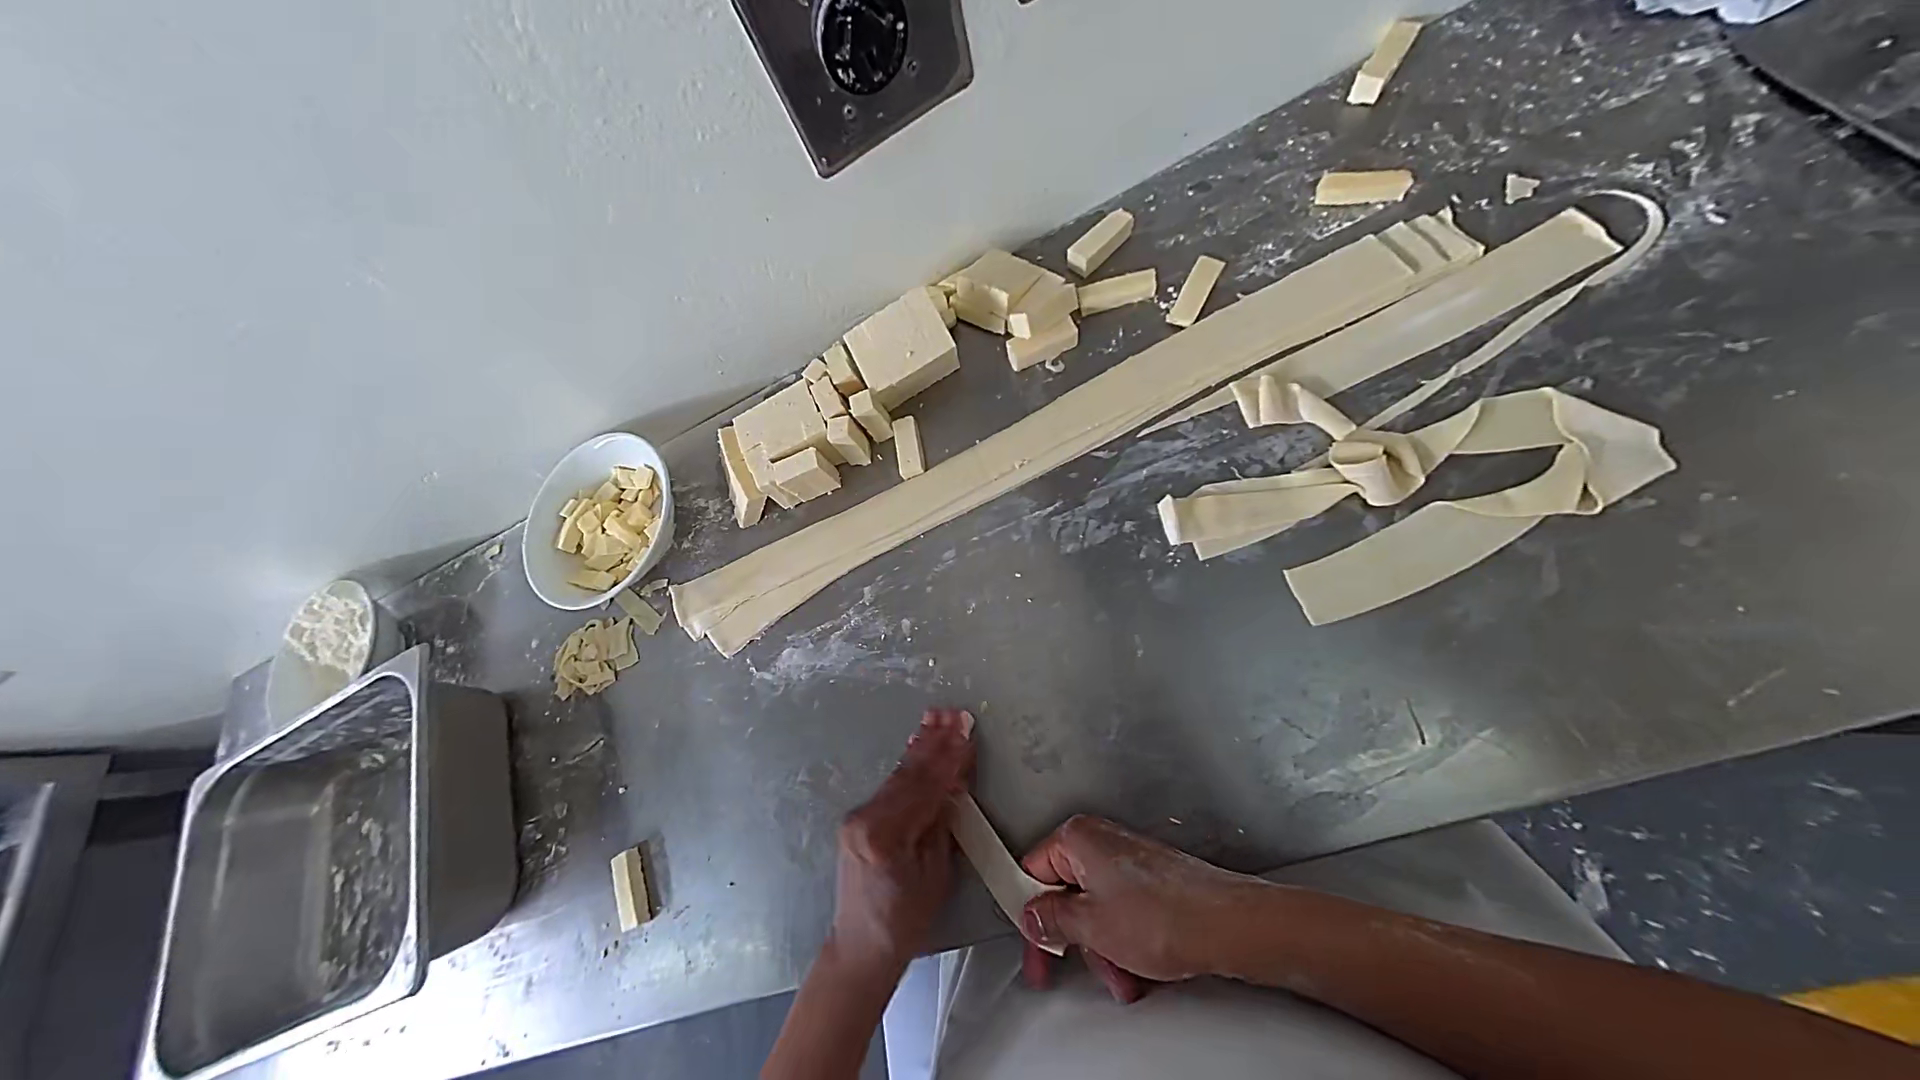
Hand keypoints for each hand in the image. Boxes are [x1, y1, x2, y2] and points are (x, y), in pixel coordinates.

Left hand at [828, 708, 975, 975]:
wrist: (861, 945)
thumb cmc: (906, 920)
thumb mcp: (937, 873)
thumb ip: (943, 823)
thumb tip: (955, 782)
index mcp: (886, 835)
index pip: (926, 786)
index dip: (949, 757)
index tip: (965, 731)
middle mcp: (865, 819)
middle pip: (909, 774)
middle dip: (935, 741)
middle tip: (953, 714)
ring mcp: (857, 816)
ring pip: (898, 775)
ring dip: (921, 745)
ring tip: (937, 717)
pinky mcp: (856, 817)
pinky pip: (889, 785)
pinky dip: (908, 763)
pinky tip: (918, 742)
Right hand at [1019, 815, 1269, 999]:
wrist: (1229, 926)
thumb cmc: (1169, 915)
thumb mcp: (1090, 926)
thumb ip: (1052, 919)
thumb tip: (1034, 916)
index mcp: (1078, 838)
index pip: (1032, 871)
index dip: (1031, 914)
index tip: (1035, 943)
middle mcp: (1102, 840)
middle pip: (1066, 892)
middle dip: (1075, 937)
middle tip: (1080, 960)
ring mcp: (1127, 859)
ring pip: (1095, 908)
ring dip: (1103, 947)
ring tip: (1122, 970)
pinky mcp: (1149, 879)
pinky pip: (1121, 911)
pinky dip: (1124, 940)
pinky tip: (1139, 964)